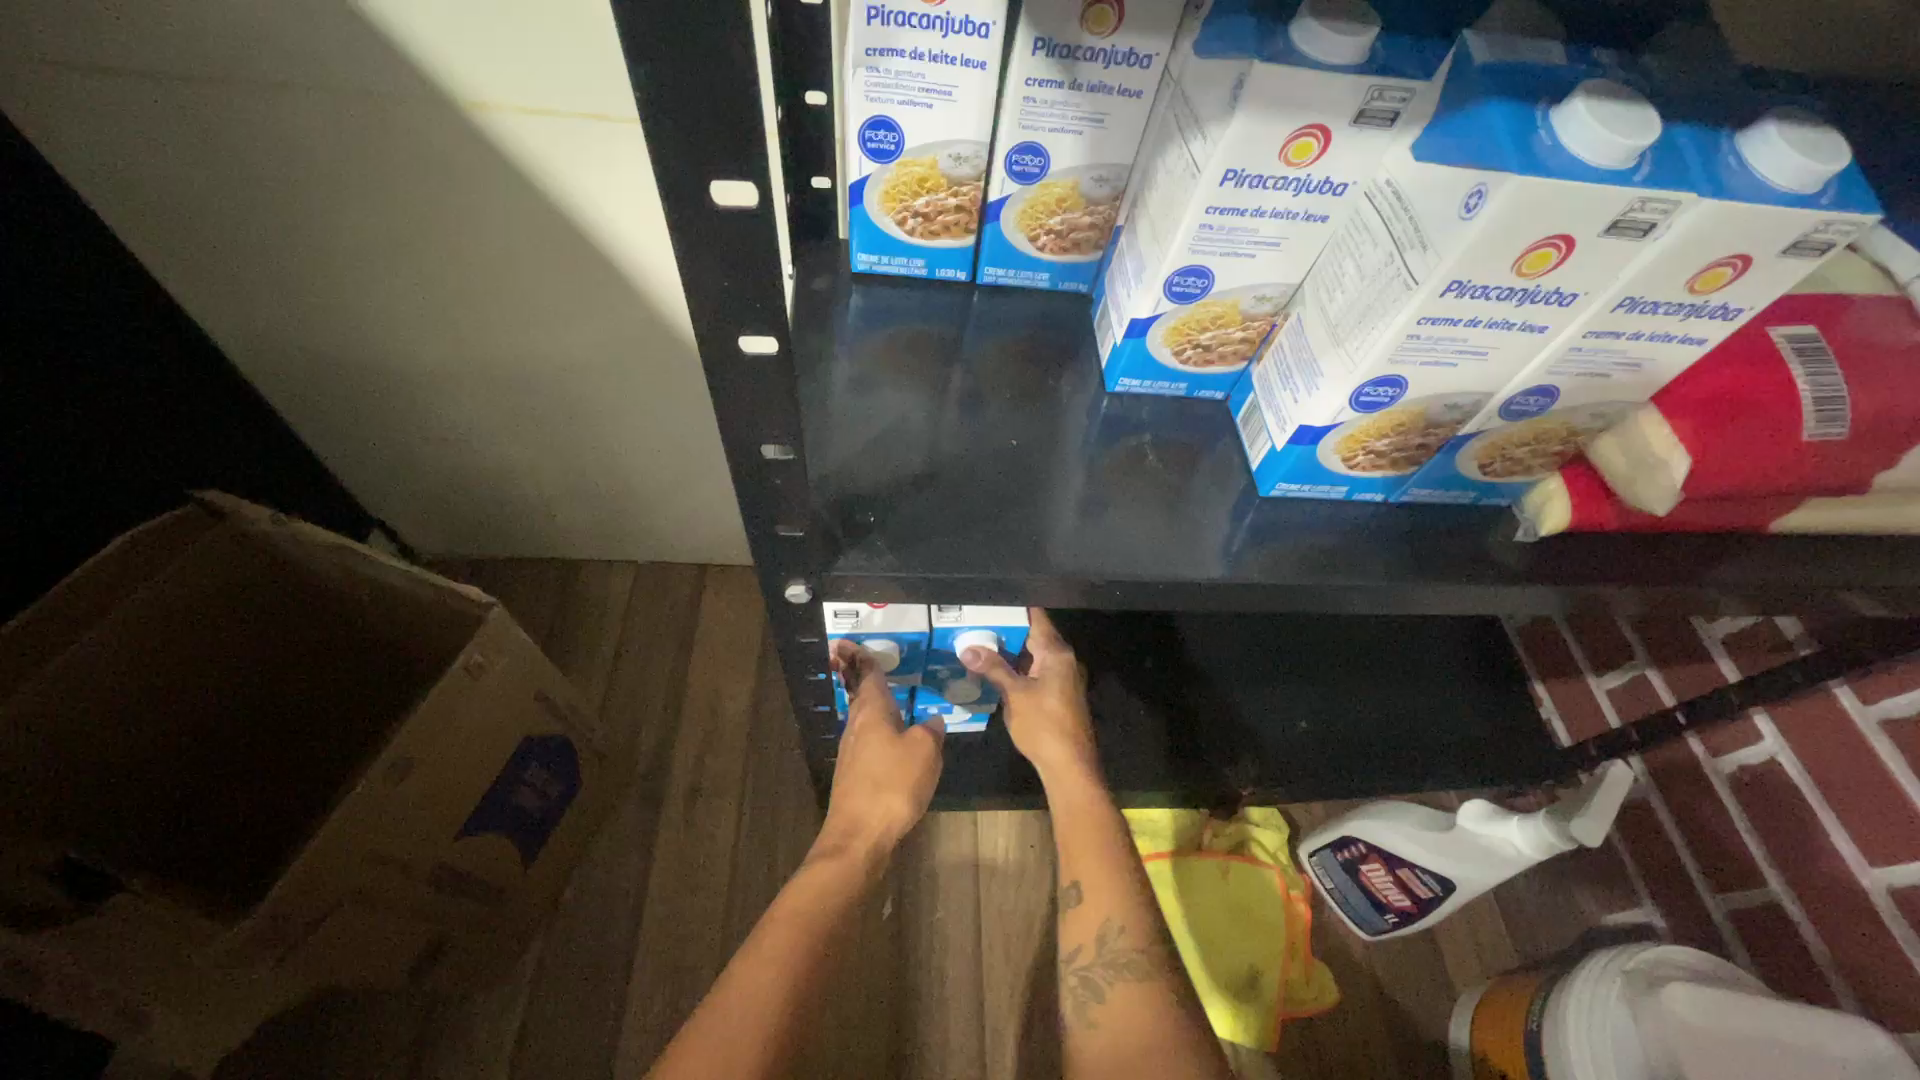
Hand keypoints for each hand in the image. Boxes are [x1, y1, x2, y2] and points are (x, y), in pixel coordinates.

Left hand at [817, 640, 944, 865]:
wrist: (860, 835)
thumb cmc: (892, 784)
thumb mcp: (924, 752)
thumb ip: (930, 731)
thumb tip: (932, 720)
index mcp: (873, 711)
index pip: (867, 675)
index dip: (860, 657)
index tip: (846, 642)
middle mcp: (857, 725)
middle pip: (858, 694)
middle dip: (857, 676)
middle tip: (858, 660)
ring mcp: (851, 752)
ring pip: (861, 718)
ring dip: (867, 703)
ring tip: (883, 696)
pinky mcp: (853, 775)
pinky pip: (865, 740)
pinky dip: (874, 729)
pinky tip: (889, 739)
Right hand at [960, 608, 1098, 781]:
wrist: (1069, 765)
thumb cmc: (1043, 725)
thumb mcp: (1014, 694)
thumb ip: (993, 668)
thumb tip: (968, 649)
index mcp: (1057, 654)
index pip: (1036, 618)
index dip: (1014, 609)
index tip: (990, 603)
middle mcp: (1064, 661)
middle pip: (1034, 636)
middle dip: (1006, 631)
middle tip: (976, 623)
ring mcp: (1063, 678)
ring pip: (1034, 656)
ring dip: (1011, 653)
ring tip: (980, 644)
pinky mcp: (1059, 695)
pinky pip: (1037, 672)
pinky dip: (1019, 669)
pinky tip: (996, 672)